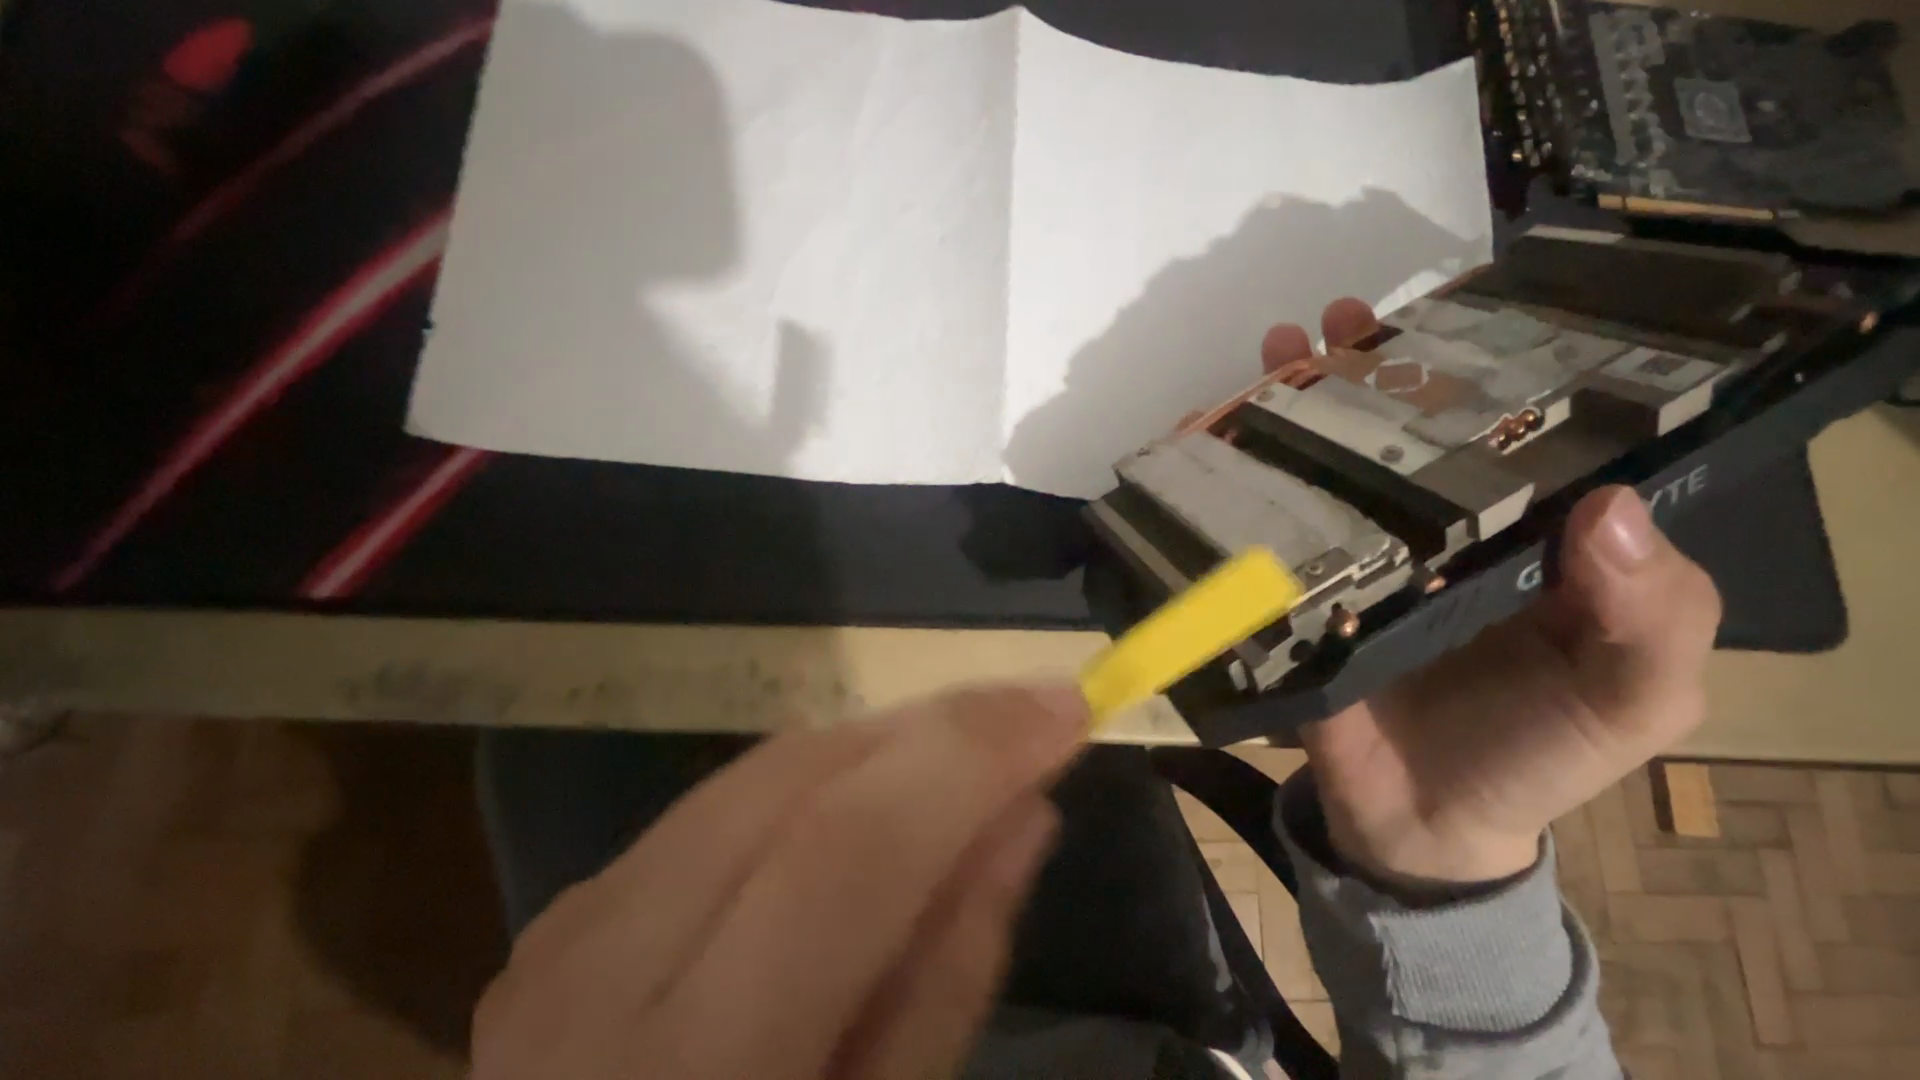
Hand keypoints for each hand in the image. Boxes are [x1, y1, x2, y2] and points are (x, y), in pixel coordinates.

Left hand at [470, 685, 1087, 1079]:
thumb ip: (947, 975)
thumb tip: (1022, 812)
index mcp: (697, 1063)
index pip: (847, 849)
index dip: (968, 755)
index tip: (1065, 707)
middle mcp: (603, 970)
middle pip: (791, 777)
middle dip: (929, 729)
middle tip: (1029, 717)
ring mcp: (567, 933)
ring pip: (751, 777)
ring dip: (874, 750)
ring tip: (961, 761)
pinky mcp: (563, 915)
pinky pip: (713, 810)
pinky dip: (806, 788)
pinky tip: (860, 808)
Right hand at [1257, 301, 1723, 890]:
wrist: (1421, 824)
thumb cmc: (1538, 753)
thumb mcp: (1635, 693)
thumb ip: (1654, 613)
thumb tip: (1608, 506)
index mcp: (1507, 534)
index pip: (1493, 434)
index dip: (1474, 370)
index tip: (1444, 320)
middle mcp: (1421, 529)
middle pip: (1387, 432)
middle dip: (1359, 368)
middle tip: (1334, 318)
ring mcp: (1343, 559)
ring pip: (1314, 466)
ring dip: (1288, 405)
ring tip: (1273, 353)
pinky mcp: (1281, 597)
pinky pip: (1249, 533)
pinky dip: (1221, 485)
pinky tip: (1198, 438)